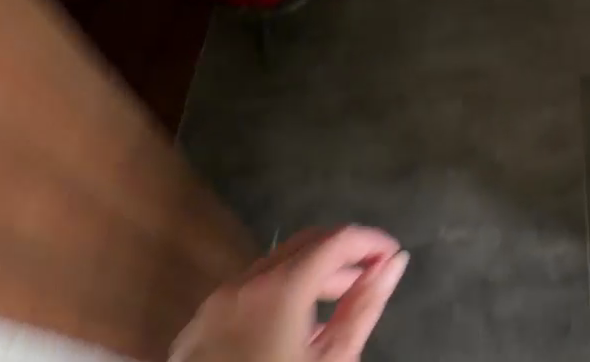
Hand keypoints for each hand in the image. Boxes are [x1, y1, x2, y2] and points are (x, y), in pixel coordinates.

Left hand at [171, 226, 408, 361]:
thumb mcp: (333, 360)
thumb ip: (366, 305)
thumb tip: (395, 263)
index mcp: (282, 288)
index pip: (339, 239)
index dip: (372, 241)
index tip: (392, 258)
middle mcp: (244, 284)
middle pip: (307, 243)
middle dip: (344, 253)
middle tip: (370, 278)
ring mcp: (213, 306)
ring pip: (275, 265)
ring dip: (312, 271)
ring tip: (337, 303)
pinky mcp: (194, 331)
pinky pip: (247, 292)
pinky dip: (279, 292)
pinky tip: (291, 327)